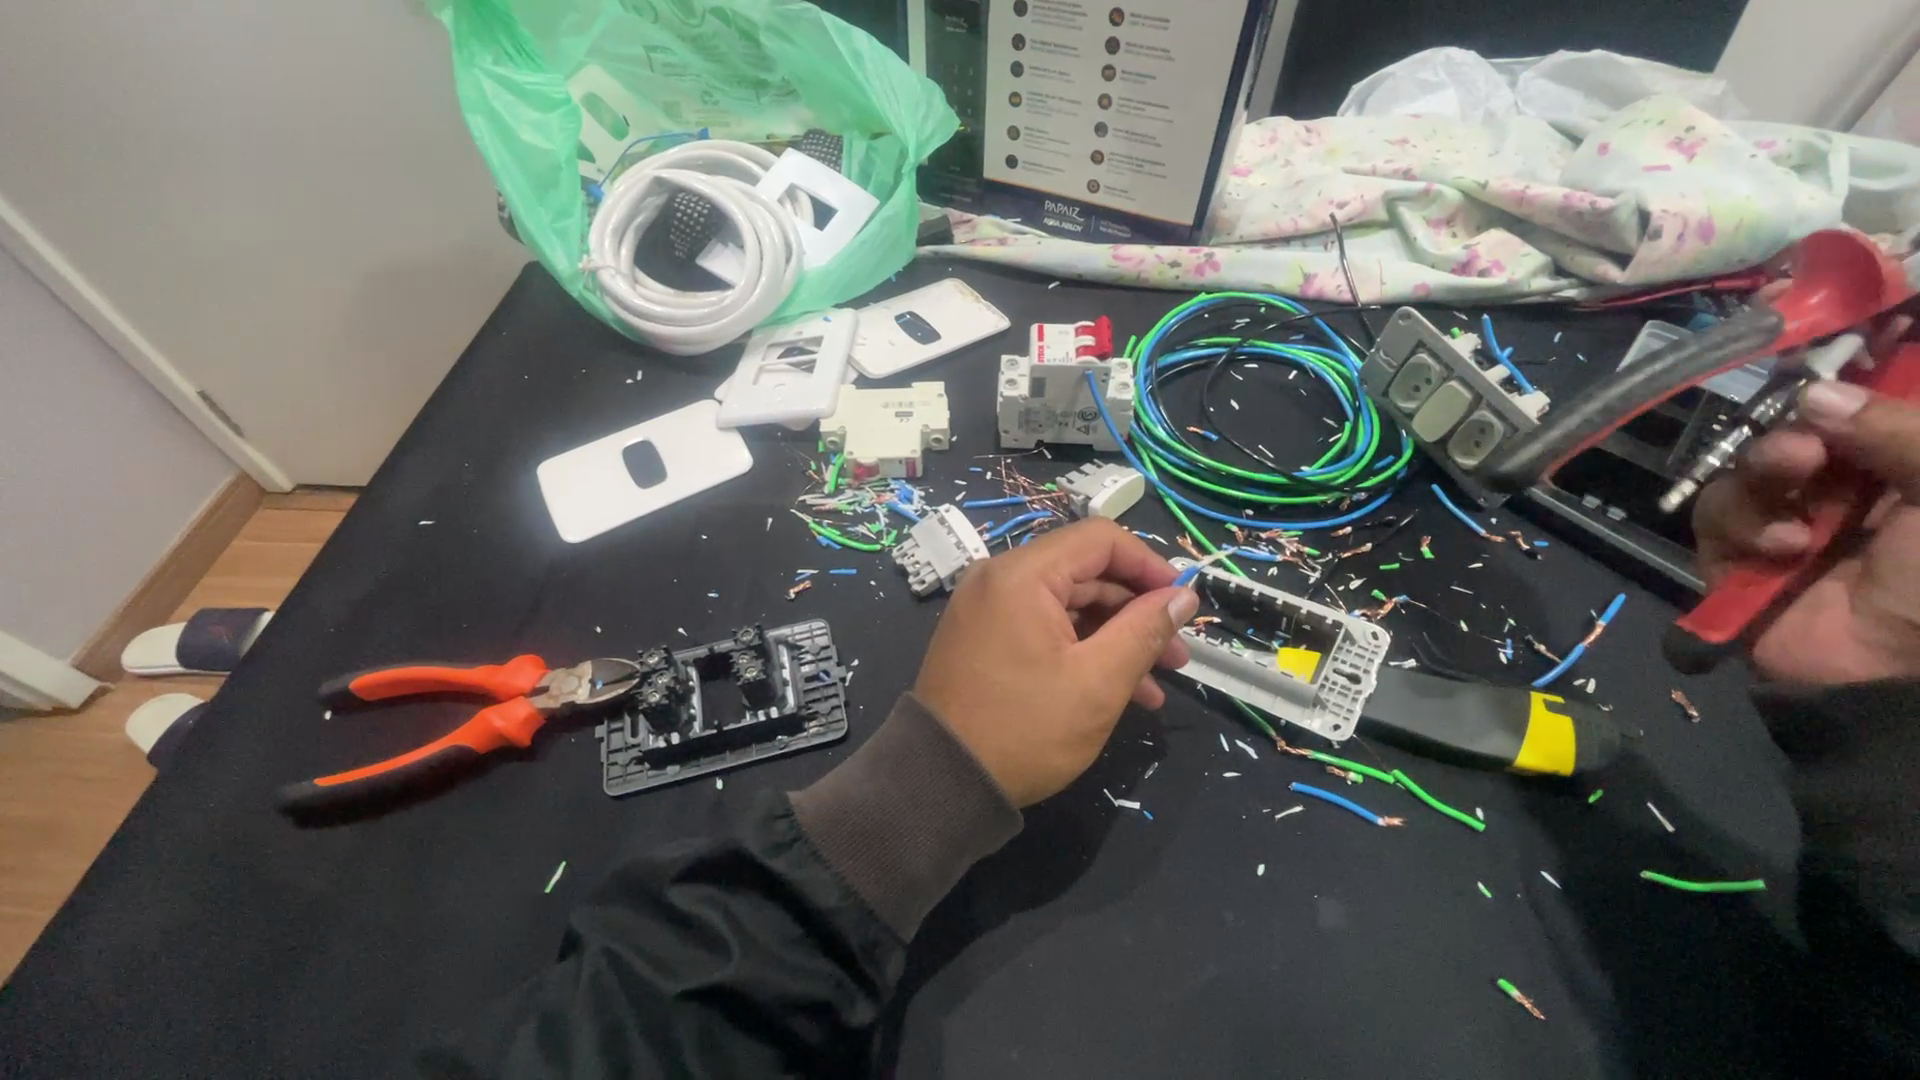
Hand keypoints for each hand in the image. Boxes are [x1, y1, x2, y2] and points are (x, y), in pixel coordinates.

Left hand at [913, 518, 1197, 806]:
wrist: (940, 782)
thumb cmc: (1024, 729)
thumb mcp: (1098, 682)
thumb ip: (1145, 630)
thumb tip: (1184, 595)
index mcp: (1022, 574)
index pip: (1101, 540)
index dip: (1150, 566)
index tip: (1184, 604)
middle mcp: (1000, 579)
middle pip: (1086, 573)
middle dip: (1137, 613)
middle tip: (1178, 657)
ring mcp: (988, 609)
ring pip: (1068, 606)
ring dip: (1115, 639)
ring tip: (1158, 687)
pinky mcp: (984, 638)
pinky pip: (1044, 628)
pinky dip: (1081, 651)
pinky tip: (1120, 693)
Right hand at [1694, 381, 1919, 683]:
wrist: (1903, 672)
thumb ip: (1897, 432)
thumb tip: (1816, 392)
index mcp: (1907, 465)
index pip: (1862, 404)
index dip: (1838, 375)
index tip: (1809, 351)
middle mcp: (1851, 484)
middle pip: (1793, 430)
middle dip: (1789, 437)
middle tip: (1801, 455)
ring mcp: (1789, 517)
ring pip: (1746, 470)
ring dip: (1762, 484)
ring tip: (1794, 519)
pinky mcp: (1737, 553)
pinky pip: (1715, 516)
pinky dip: (1743, 528)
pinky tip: (1779, 552)